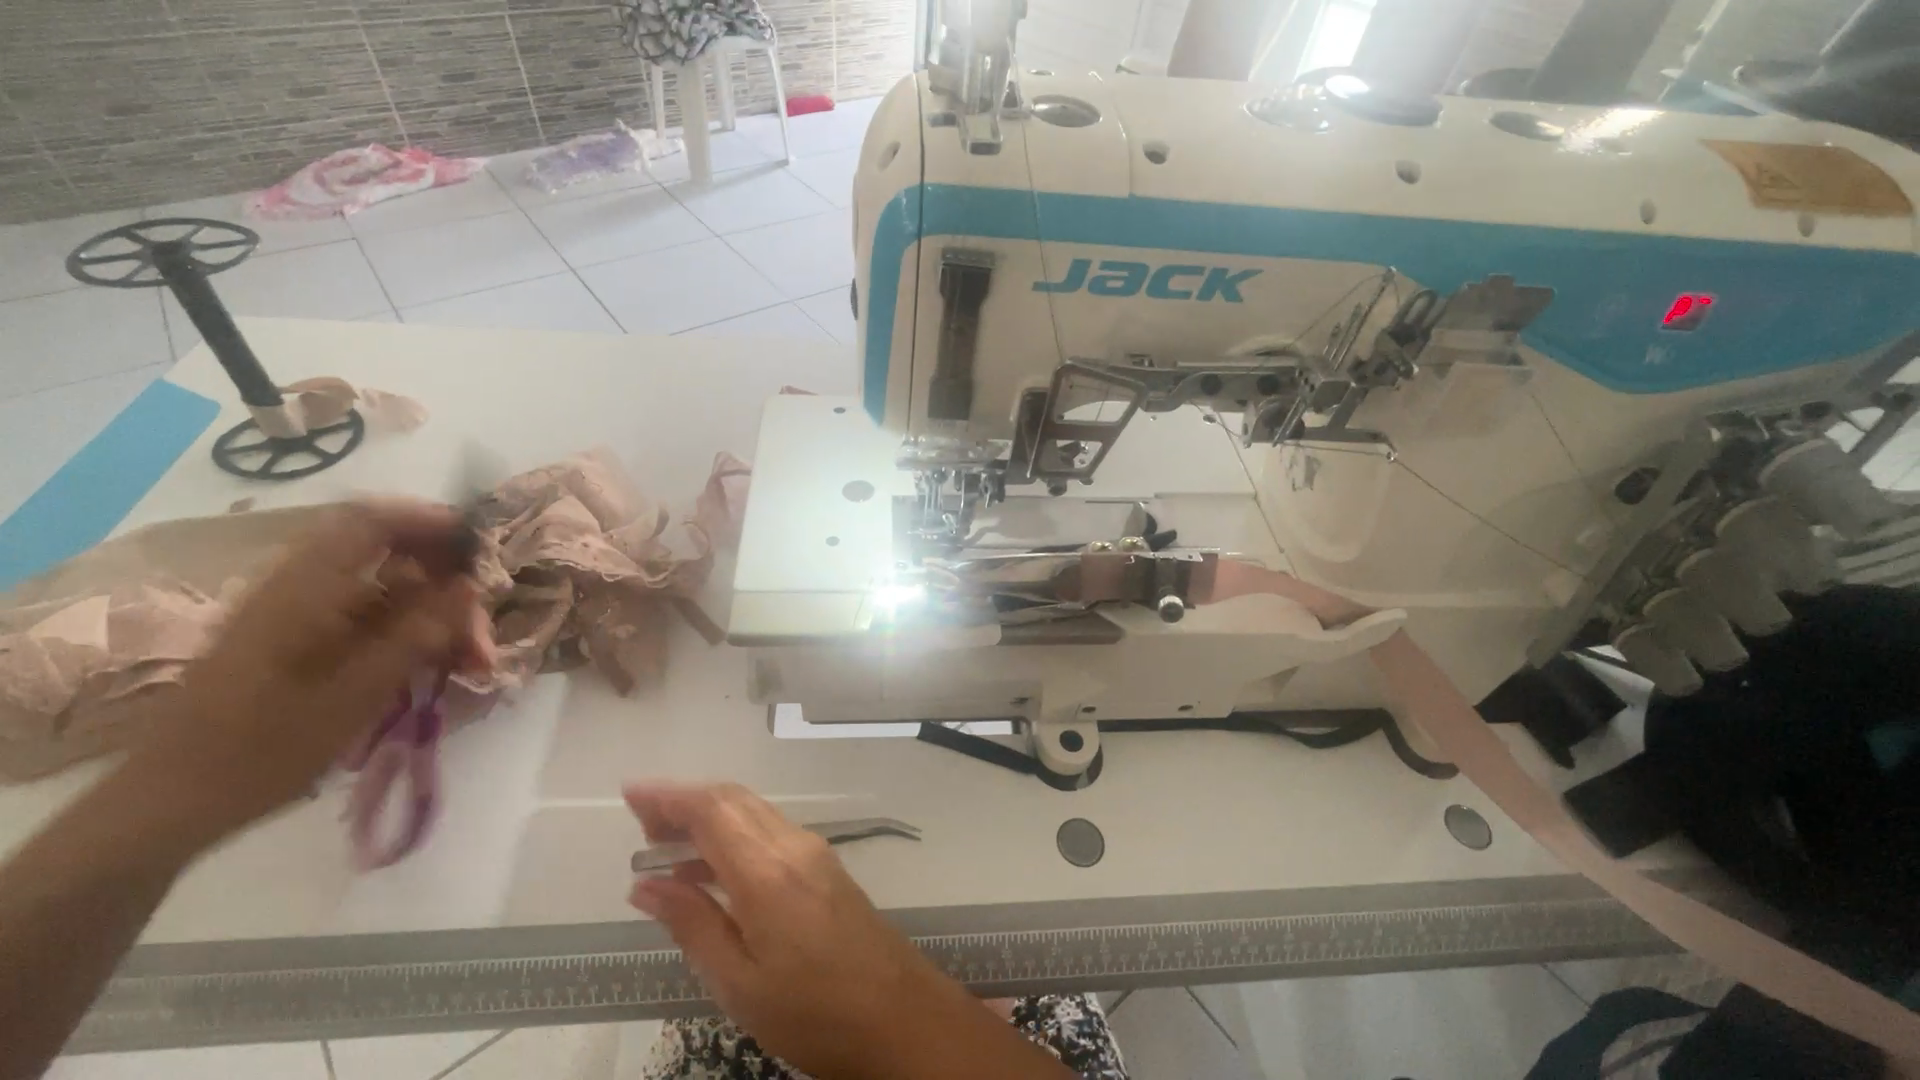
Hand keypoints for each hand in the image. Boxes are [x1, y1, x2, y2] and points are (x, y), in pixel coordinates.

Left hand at [123, 500, 491, 851]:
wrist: (170, 802)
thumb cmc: (261, 748)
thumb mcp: (354, 695)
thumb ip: (415, 634)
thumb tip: (466, 586)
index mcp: (305, 590)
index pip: (371, 522)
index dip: (429, 522)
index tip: (479, 547)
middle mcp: (301, 590)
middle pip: (388, 560)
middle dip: (447, 586)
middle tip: (483, 632)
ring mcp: (299, 618)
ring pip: (386, 594)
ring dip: (436, 618)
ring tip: (474, 661)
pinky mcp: (299, 645)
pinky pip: (368, 621)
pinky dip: (411, 636)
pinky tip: (438, 668)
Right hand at [624, 784, 1056, 1079]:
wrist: (903, 1019)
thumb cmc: (814, 1011)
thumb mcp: (738, 982)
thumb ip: (691, 923)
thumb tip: (644, 884)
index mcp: (767, 871)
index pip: (711, 808)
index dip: (667, 795)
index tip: (629, 793)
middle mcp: (793, 847)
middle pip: (733, 800)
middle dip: (684, 803)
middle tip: (641, 829)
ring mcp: (816, 855)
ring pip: (754, 814)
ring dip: (709, 819)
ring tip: (665, 853)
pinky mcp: (828, 870)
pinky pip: (772, 834)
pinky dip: (735, 838)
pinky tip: (712, 875)